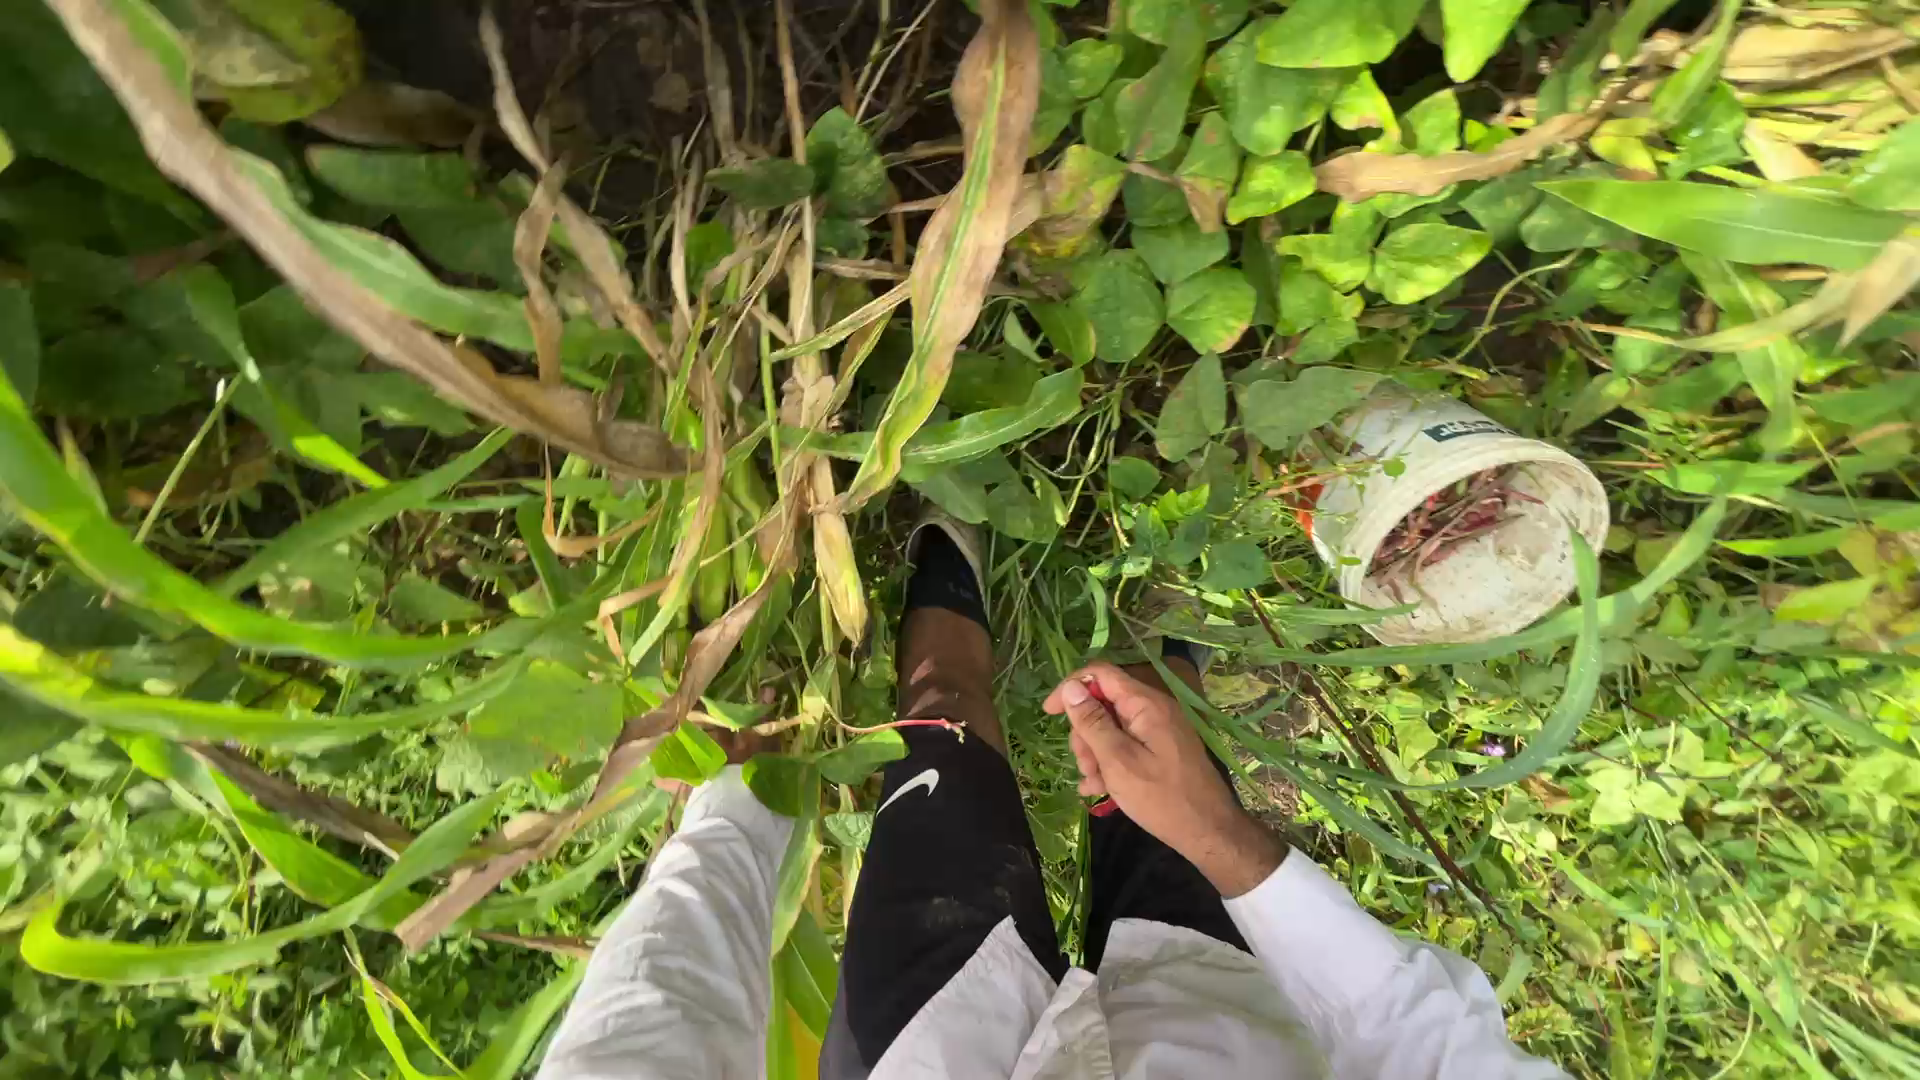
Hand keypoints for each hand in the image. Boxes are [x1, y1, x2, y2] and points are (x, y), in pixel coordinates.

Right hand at [1043, 663, 1285, 897]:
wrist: (1209, 833)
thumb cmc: (1161, 798)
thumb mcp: (1118, 761)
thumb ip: (1093, 722)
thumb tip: (1071, 687)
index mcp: (1145, 704)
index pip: (1100, 674)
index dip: (1071, 687)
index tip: (1049, 713)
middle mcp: (1153, 709)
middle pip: (1103, 703)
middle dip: (1085, 732)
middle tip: (1084, 764)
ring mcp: (1158, 729)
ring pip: (1111, 726)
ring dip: (1095, 752)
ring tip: (1093, 783)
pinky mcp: (1160, 748)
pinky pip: (1125, 743)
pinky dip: (1109, 761)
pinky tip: (1100, 789)